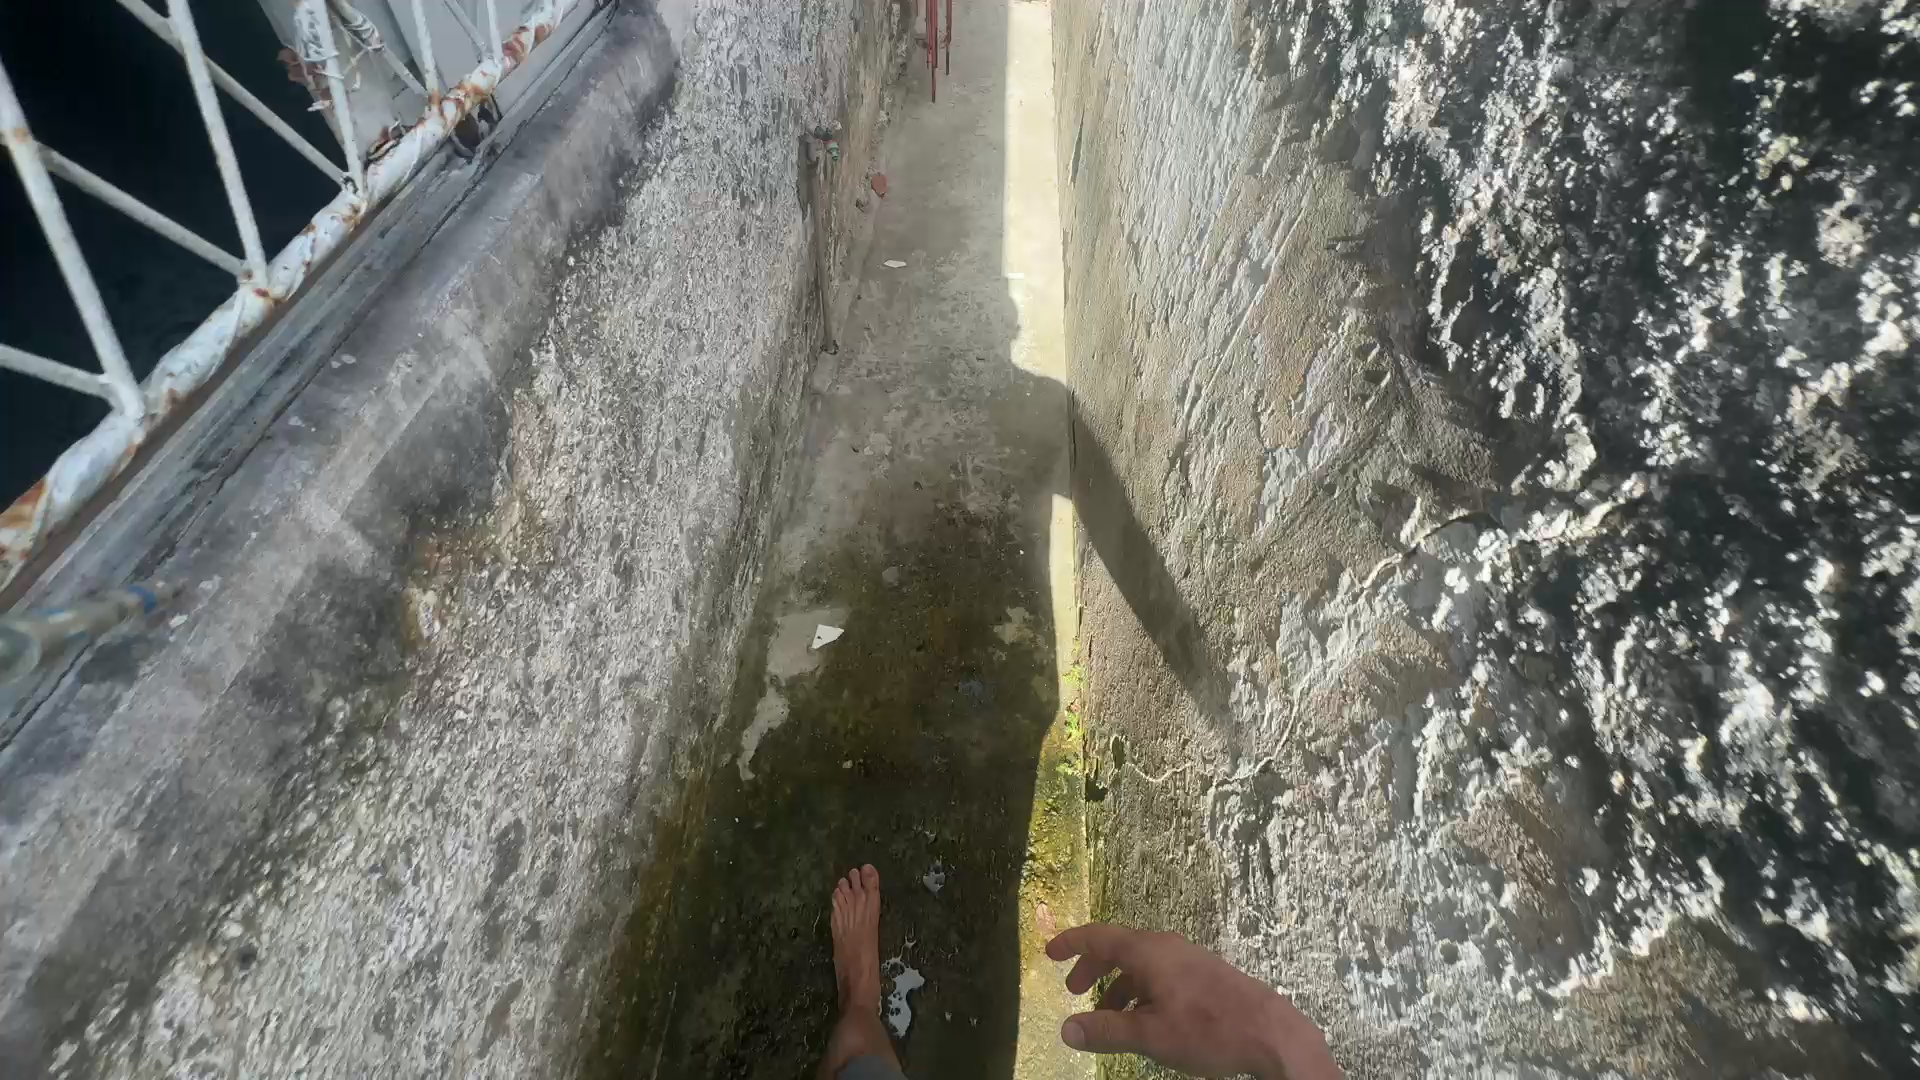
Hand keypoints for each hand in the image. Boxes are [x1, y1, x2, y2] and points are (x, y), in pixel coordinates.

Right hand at [1045, 923, 1339, 1079]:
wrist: (1271, 1031)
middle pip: (1117, 947)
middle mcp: (1163, 945)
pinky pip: (1158, 972)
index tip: (1049, 952)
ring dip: (1117, 983)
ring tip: (1107, 1015)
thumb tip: (1065, 1029)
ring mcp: (1185, 957)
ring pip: (1139, 963)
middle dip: (1091, 967)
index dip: (1070, 943)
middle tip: (1073, 990)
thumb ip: (1106, 1030)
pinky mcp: (1202, 972)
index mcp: (1146, 951)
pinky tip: (1145, 1018)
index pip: (1097, 936)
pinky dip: (1139, 989)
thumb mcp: (1150, 1035)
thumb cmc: (1207, 1029)